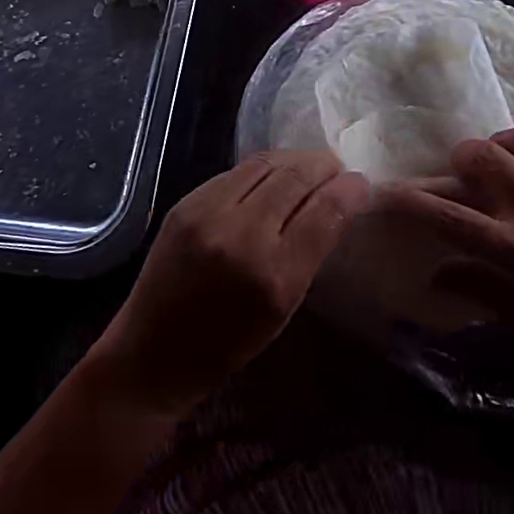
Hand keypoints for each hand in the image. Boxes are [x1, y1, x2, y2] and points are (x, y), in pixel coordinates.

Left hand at [87, 152, 366, 413]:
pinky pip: (238, 171)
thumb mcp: (284, 308)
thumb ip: (312, 253)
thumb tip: (340, 204)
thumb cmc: (227, 344)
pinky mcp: (187, 203)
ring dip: (297, 159)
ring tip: (312, 165)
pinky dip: (265, 167)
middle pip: (297, 177)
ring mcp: (208, 214)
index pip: (325, 211)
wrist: (151, 353)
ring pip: (267, 163)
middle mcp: (241, 236)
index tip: (362, 184)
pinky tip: (275, 174)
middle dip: (326, 166)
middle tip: (339, 169)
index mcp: (274, 276)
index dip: (350, 190)